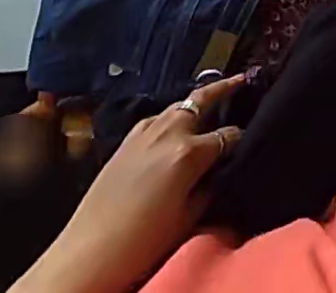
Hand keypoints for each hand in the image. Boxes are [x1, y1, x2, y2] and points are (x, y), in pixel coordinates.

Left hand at [13, 74, 246, 292]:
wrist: (86, 255)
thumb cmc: (143, 243)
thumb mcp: (188, 218)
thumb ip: (210, 185)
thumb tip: (222, 168)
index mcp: (189, 152)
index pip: (229, 135)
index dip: (242, 140)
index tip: (248, 144)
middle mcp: (170, 131)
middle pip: (204, 99)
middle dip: (226, 88)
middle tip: (243, 79)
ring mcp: (146, 131)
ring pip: (180, 104)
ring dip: (198, 101)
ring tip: (213, 99)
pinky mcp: (127, 139)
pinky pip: (158, 117)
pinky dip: (173, 116)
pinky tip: (175, 128)